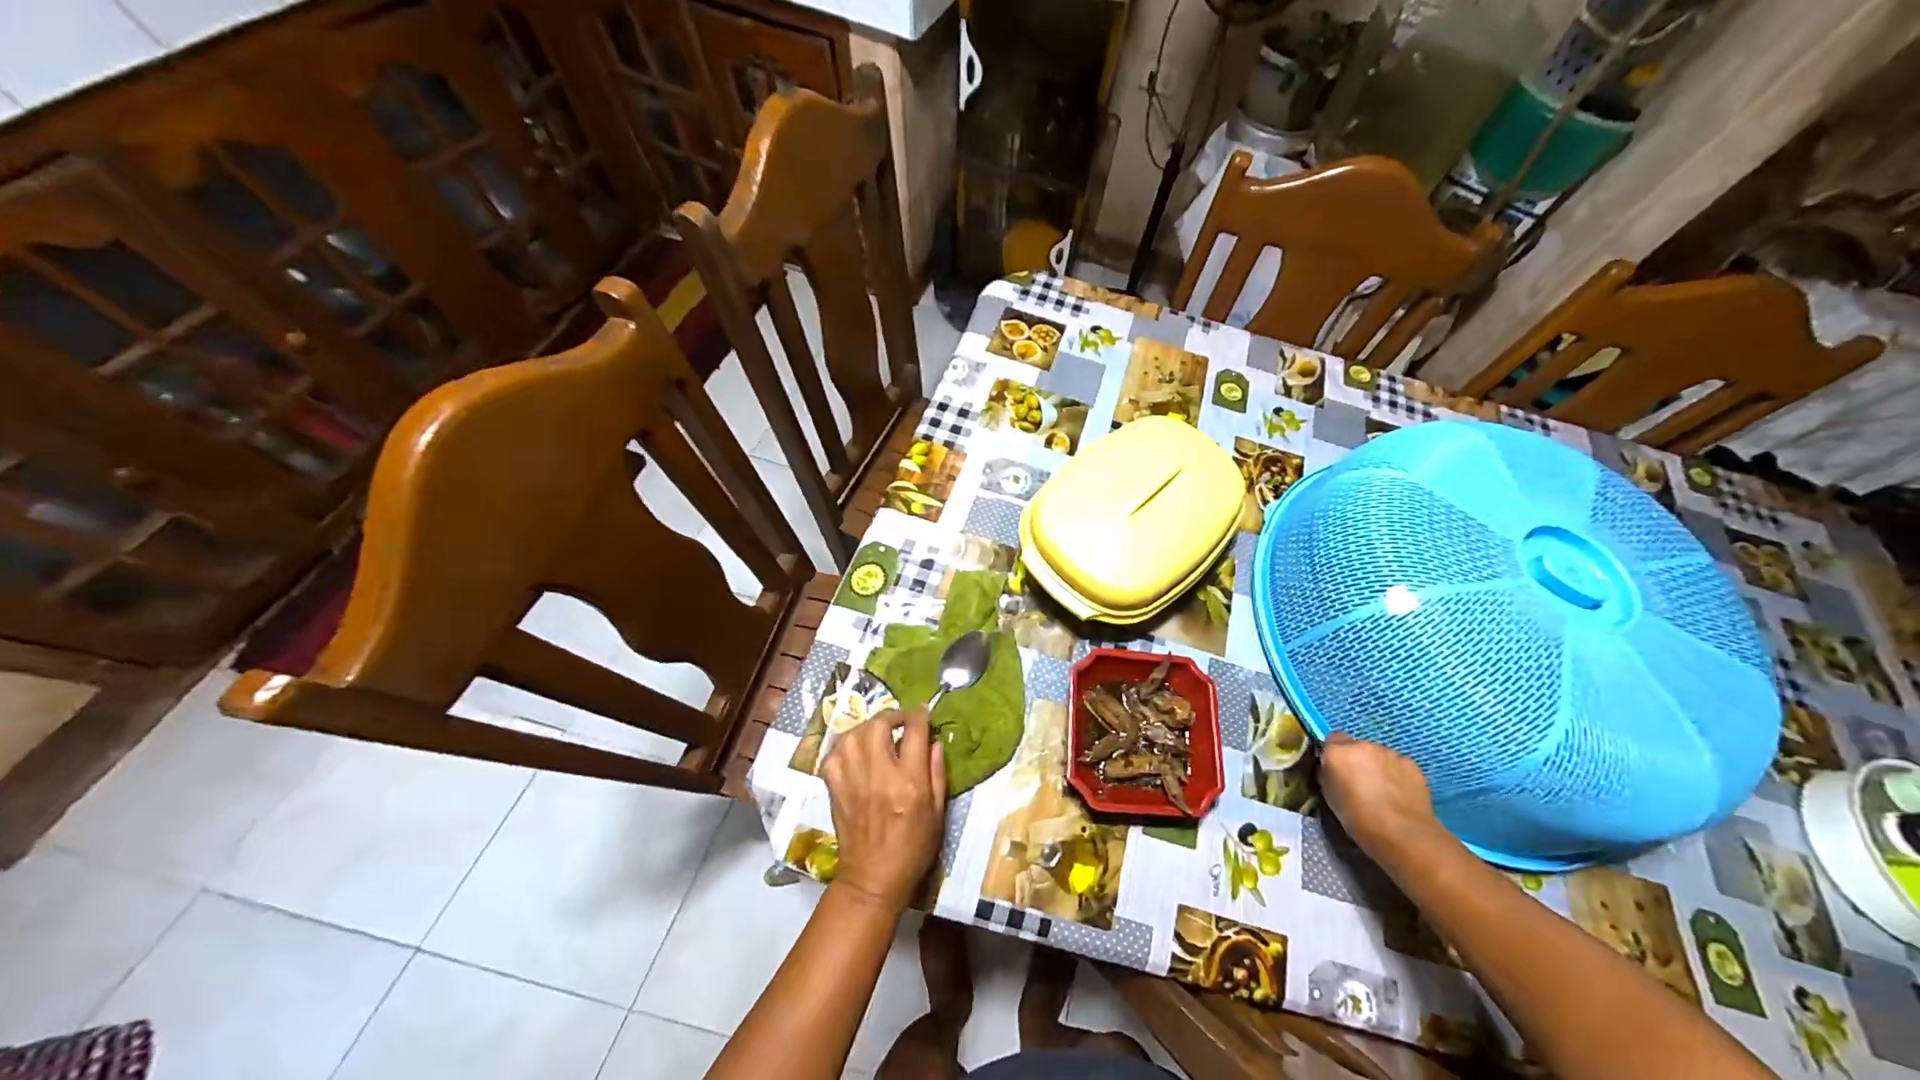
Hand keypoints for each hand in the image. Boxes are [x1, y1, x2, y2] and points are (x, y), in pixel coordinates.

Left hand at [821, 709, 946, 911]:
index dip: (920, 715)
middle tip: (899, 723)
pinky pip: (833, 754)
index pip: (914, 731)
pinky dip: (844, 746)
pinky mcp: (835, 789)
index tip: (923, 713)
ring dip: (867, 728)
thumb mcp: (938, 812)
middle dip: (892, 716)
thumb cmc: (913, 848)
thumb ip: (937, 772)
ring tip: (877, 734)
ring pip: (852, 734)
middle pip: (879, 724)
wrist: (873, 879)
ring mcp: (853, 781)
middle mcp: (879, 775)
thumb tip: (933, 741)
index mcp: (909, 782)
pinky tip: (855, 751)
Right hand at [1319, 732, 1442, 862]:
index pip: (1332, 739)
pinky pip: (1398, 764)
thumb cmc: (1357, 818)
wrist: (1401, 833)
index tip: (1338, 769)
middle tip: (1361, 783)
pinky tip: (1399, 793)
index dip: (1335, 753)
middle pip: (1357, 747)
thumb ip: (1329, 774)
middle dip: (1358, 760)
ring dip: (1378, 767)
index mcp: (1337, 752)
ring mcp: (1389, 753)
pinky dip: (1396, 774)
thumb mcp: (1329, 795)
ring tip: (1384, 791)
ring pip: (1379, 755)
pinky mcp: (1411, 764)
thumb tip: (1334, 770)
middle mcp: (1362, 745)